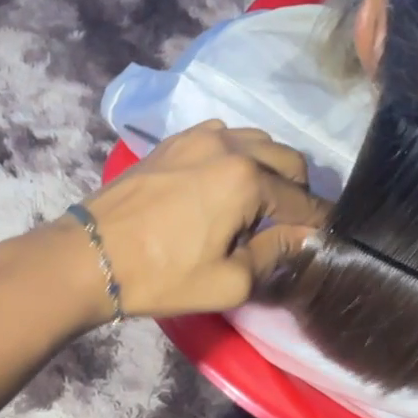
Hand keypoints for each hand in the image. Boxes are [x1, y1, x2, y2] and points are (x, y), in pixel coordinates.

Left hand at [79, 121, 327, 319]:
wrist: (90, 255)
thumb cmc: (162, 276)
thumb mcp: (229, 281)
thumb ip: (274, 253)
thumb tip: (302, 236)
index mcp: (246, 180)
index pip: (302, 200)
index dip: (319, 221)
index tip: (328, 236)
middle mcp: (229, 146)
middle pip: (287, 159)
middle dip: (298, 190)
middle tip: (291, 222)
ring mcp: (198, 137)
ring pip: (257, 141)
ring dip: (269, 167)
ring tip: (260, 201)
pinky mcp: (174, 140)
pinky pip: (223, 135)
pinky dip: (238, 154)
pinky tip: (225, 181)